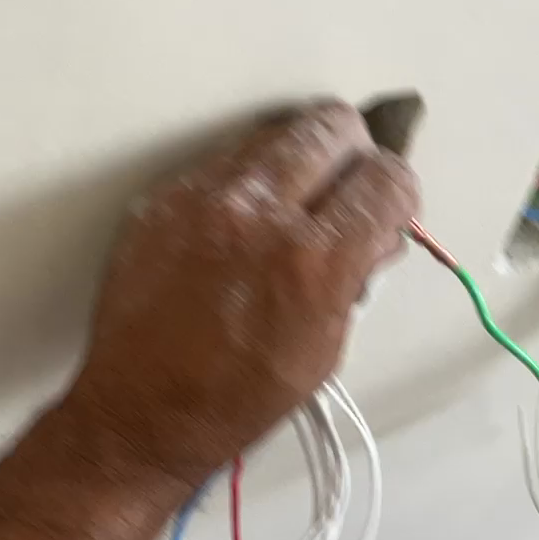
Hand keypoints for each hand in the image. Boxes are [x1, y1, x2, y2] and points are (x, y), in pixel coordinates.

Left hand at [64, 100, 419, 486]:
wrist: (141, 413)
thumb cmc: (231, 401)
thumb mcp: (320, 355)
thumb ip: (355, 283)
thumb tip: (375, 239)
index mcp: (312, 263)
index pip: (385, 180)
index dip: (397, 195)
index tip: (389, 208)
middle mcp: (259, 215)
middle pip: (334, 126)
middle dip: (353, 158)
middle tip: (345, 196)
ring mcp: (203, 200)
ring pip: (276, 131)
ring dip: (299, 162)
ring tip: (291, 211)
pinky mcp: (163, 200)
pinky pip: (222, 160)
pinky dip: (246, 183)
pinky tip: (240, 227)